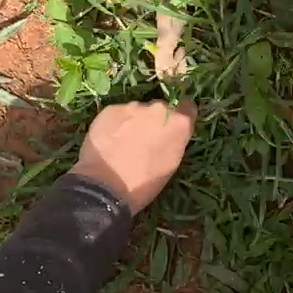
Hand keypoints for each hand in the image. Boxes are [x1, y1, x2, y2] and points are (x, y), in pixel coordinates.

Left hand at [70, 99, 197, 211]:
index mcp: (179, 123)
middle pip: (161, 108)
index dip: (180, 116)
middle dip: (155, 120)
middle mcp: (159, 108)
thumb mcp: (171, 163)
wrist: (105, 186)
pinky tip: (109, 140)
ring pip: (138, 110)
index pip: (187, 107)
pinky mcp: (111, 109)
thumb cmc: (144, 183)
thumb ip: (175, 140)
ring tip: (123, 142)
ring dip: (134, 121)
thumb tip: (169, 133)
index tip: (172, 127)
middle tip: (145, 139)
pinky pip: (118, 113)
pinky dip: (116, 123)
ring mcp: (134, 106)